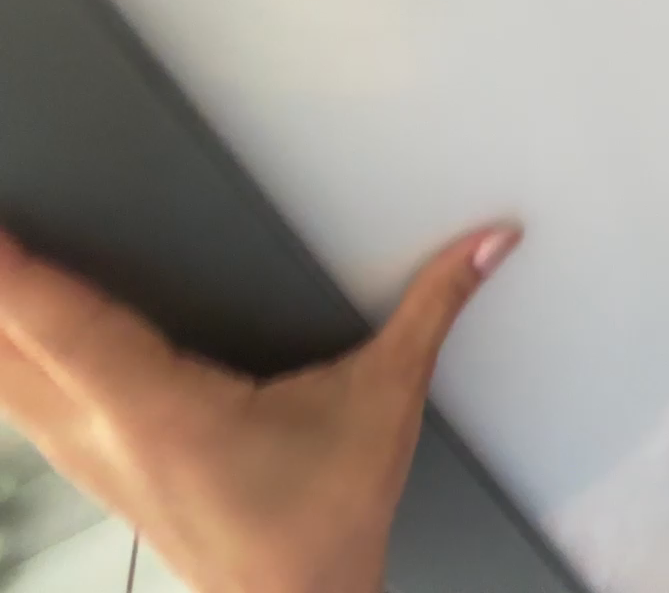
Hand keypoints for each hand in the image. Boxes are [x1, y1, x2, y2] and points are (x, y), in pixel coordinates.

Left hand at [0, 220, 520, 592]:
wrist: (298, 592)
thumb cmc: (327, 507)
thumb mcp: (392, 391)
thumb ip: (437, 305)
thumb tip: (485, 245)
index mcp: (164, 410)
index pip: (70, 327)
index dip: (18, 275)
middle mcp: (103, 433)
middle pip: (2, 353)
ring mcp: (87, 456)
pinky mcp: (98, 462)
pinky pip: (19, 402)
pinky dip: (5, 357)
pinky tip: (12, 344)